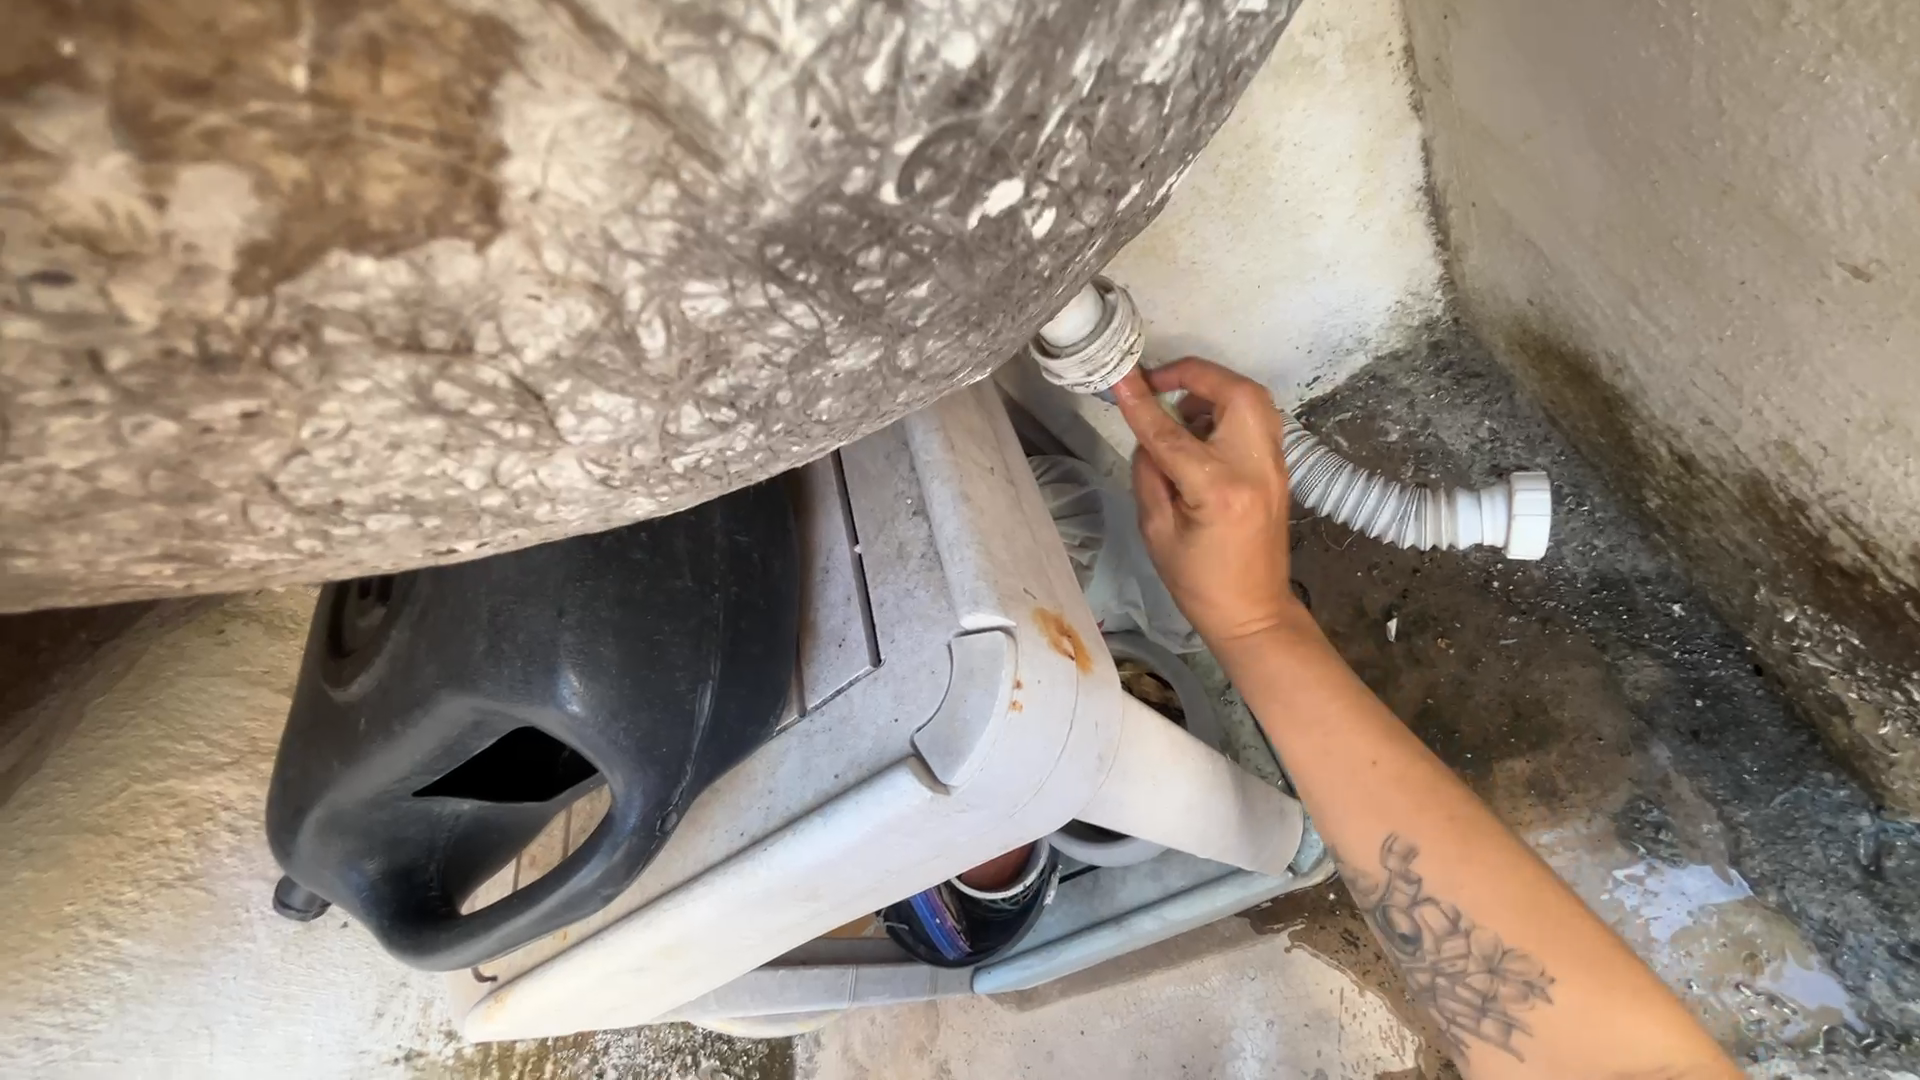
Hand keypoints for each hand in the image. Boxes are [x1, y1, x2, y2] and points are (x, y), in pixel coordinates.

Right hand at [1111, 359, 1303, 647]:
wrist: (1253, 611)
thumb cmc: (1197, 582)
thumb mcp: (1156, 531)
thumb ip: (1149, 473)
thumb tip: (1147, 434)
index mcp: (1219, 489)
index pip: (1171, 433)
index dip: (1140, 403)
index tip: (1120, 378)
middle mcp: (1255, 467)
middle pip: (1236, 391)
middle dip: (1195, 374)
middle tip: (1160, 382)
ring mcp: (1276, 465)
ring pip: (1254, 398)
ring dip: (1214, 390)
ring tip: (1179, 411)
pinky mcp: (1280, 469)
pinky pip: (1257, 419)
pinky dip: (1228, 410)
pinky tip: (1202, 433)